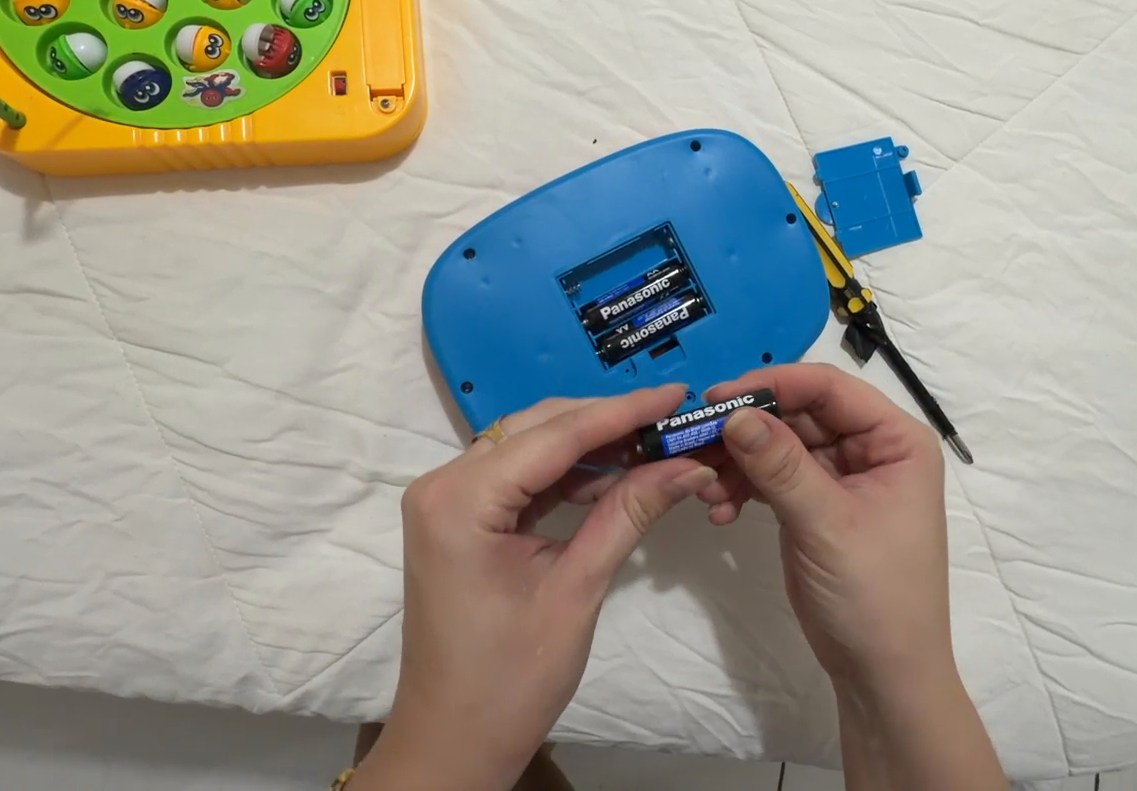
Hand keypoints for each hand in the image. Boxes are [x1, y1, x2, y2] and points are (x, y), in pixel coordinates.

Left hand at [358, 386, 714, 789]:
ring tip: (652, 446)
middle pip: (539, 428)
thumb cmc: (511, 679)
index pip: (555, 435)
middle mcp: (445, 482)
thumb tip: (691, 465)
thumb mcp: (578, 588)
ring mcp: (449, 497)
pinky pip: (521, 474)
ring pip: (531, 444)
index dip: (621, 412)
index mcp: (460, 500)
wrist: (453, 743)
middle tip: (669, 420)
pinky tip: (613, 475)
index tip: (675, 394)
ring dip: (590, 445)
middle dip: (607, 422)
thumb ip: (630, 512)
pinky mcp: (461, 514)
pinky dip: (567, 473)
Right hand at [697, 364, 950, 686]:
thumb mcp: (827, 524)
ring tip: (707, 488)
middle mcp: (870, 448)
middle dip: (748, 429)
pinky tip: (720, 509)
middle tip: (697, 441)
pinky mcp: (814, 502)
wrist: (881, 676)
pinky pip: (773, 476)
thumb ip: (780, 465)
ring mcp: (840, 475)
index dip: (774, 384)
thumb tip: (734, 414)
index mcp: (895, 440)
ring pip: (779, 444)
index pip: (829, 388)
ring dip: (739, 462)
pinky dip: (744, 487)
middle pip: (799, 414)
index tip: (719, 396)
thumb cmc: (875, 596)